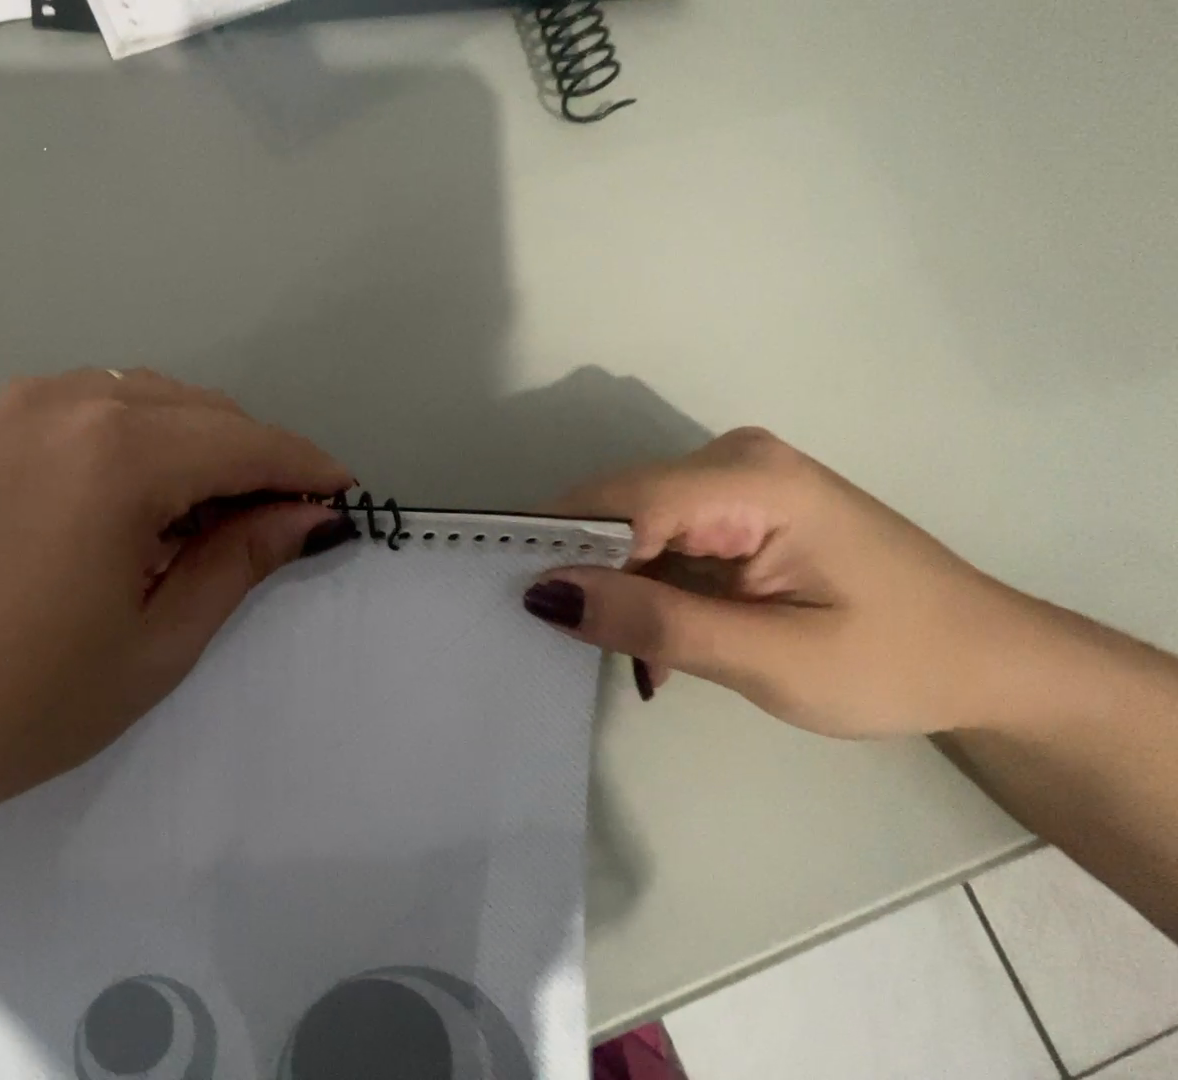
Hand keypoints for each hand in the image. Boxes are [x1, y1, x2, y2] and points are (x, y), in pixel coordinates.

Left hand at [0, 370, 355, 855]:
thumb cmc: (30, 705)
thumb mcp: (159, 641)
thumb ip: (240, 560)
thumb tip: (309, 514)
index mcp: (114, 454)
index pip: (242, 441)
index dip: (302, 467)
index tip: (340, 495)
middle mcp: (62, 401)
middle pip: (194, 408)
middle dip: (248, 456)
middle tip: (276, 519)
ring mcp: (7, 407)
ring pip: (138, 398)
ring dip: (189, 443)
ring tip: (203, 516)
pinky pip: (80, 407)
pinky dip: (127, 438)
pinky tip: (129, 498)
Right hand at [522, 427, 1067, 737]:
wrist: (991, 664)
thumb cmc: (896, 663)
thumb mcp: (770, 659)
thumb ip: (657, 623)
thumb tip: (546, 593)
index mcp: (752, 481)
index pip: (617, 502)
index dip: (562, 552)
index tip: (527, 614)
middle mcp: (733, 460)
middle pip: (612, 510)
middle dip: (589, 579)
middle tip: (593, 654)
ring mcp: (732, 481)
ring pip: (624, 530)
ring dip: (619, 595)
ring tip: (646, 664)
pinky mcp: (733, 507)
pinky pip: (652, 542)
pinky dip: (645, 592)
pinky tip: (668, 643)